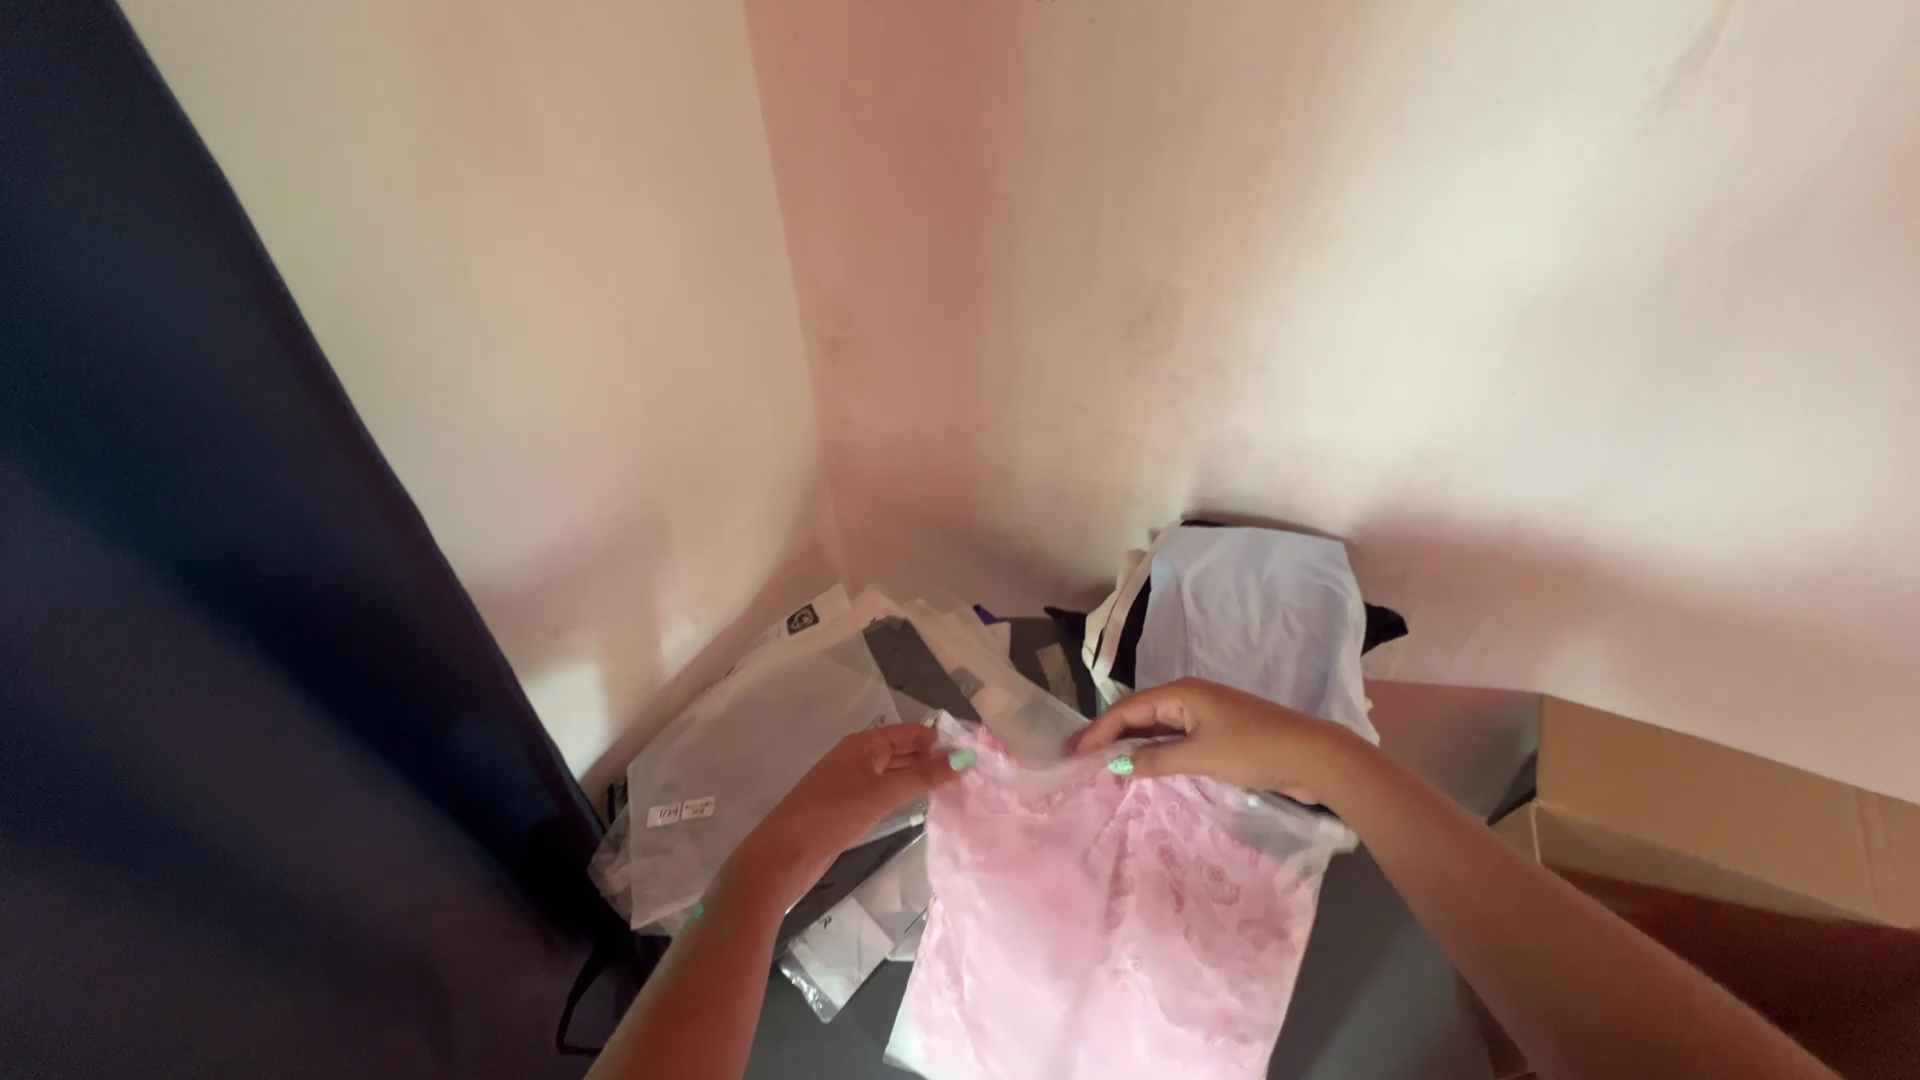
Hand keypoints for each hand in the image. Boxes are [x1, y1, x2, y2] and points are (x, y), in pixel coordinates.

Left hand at [729, 724, 959, 903]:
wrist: (782, 857)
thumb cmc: (830, 816)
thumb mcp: (880, 794)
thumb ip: (922, 777)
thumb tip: (963, 759)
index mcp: (863, 744)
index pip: (912, 732)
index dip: (942, 740)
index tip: (976, 754)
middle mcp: (860, 758)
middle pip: (905, 751)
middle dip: (936, 760)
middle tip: (975, 775)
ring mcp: (854, 784)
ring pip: (898, 774)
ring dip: (924, 779)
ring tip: (961, 790)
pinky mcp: (851, 808)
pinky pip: (888, 793)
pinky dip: (908, 796)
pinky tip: (928, 807)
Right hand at [1069, 677, 1364, 799]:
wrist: (1313, 756)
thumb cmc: (1253, 748)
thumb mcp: (1200, 755)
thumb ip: (1155, 759)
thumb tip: (1117, 765)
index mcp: (1182, 692)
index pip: (1128, 709)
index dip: (1099, 729)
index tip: (1074, 750)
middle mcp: (1190, 697)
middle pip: (1140, 713)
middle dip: (1110, 733)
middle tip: (1080, 754)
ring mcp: (1205, 714)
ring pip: (1157, 726)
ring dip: (1131, 743)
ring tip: (1102, 761)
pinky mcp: (1219, 733)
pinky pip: (1175, 737)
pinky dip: (1155, 749)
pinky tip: (1143, 764)